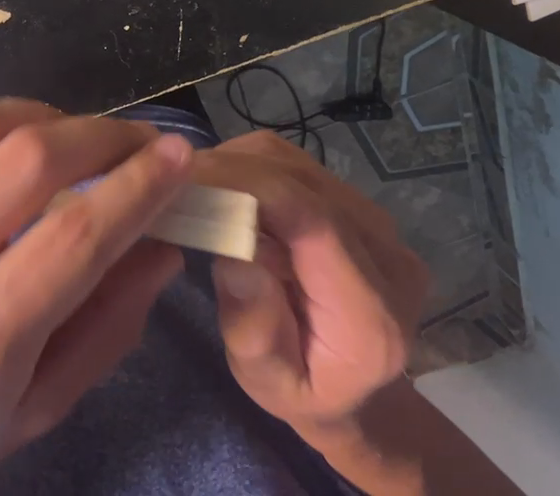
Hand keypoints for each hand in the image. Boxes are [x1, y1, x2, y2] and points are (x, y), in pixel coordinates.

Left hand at [0, 92, 193, 495]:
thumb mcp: (42, 406)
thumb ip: (110, 322)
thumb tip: (165, 242)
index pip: (75, 235)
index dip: (139, 186)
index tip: (181, 157)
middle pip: (28, 160)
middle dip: (102, 137)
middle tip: (140, 142)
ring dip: (41, 116)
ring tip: (72, 139)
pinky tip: (1, 129)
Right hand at [192, 130, 429, 438]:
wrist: (357, 392)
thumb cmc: (303, 395)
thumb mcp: (267, 384)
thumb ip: (255, 329)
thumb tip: (233, 254)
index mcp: (370, 313)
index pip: (312, 220)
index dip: (248, 187)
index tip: (185, 180)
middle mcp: (388, 257)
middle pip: (301, 182)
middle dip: (230, 171)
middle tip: (171, 181)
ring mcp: (379, 226)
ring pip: (296, 164)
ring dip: (238, 165)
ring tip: (193, 186)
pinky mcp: (359, 207)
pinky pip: (298, 165)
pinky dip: (252, 166)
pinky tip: (224, 189)